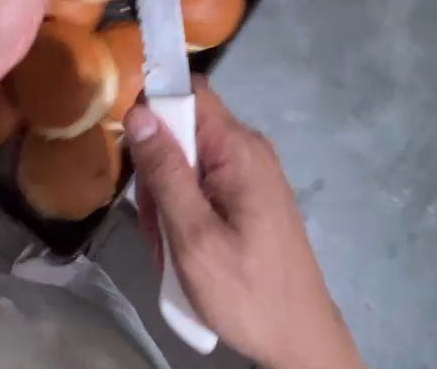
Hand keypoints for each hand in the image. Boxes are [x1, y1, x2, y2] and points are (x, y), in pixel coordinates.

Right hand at [126, 79, 363, 368]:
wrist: (302, 343)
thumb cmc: (247, 291)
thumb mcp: (194, 236)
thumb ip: (165, 171)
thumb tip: (138, 111)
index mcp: (238, 148)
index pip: (190, 92)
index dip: (155, 107)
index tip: (134, 149)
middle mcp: (248, 148)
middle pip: (184, 128)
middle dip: (157, 166)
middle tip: (151, 220)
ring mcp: (252, 171)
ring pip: (190, 157)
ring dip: (168, 193)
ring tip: (167, 243)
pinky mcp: (251, 194)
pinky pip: (205, 179)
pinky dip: (186, 205)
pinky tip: (183, 244)